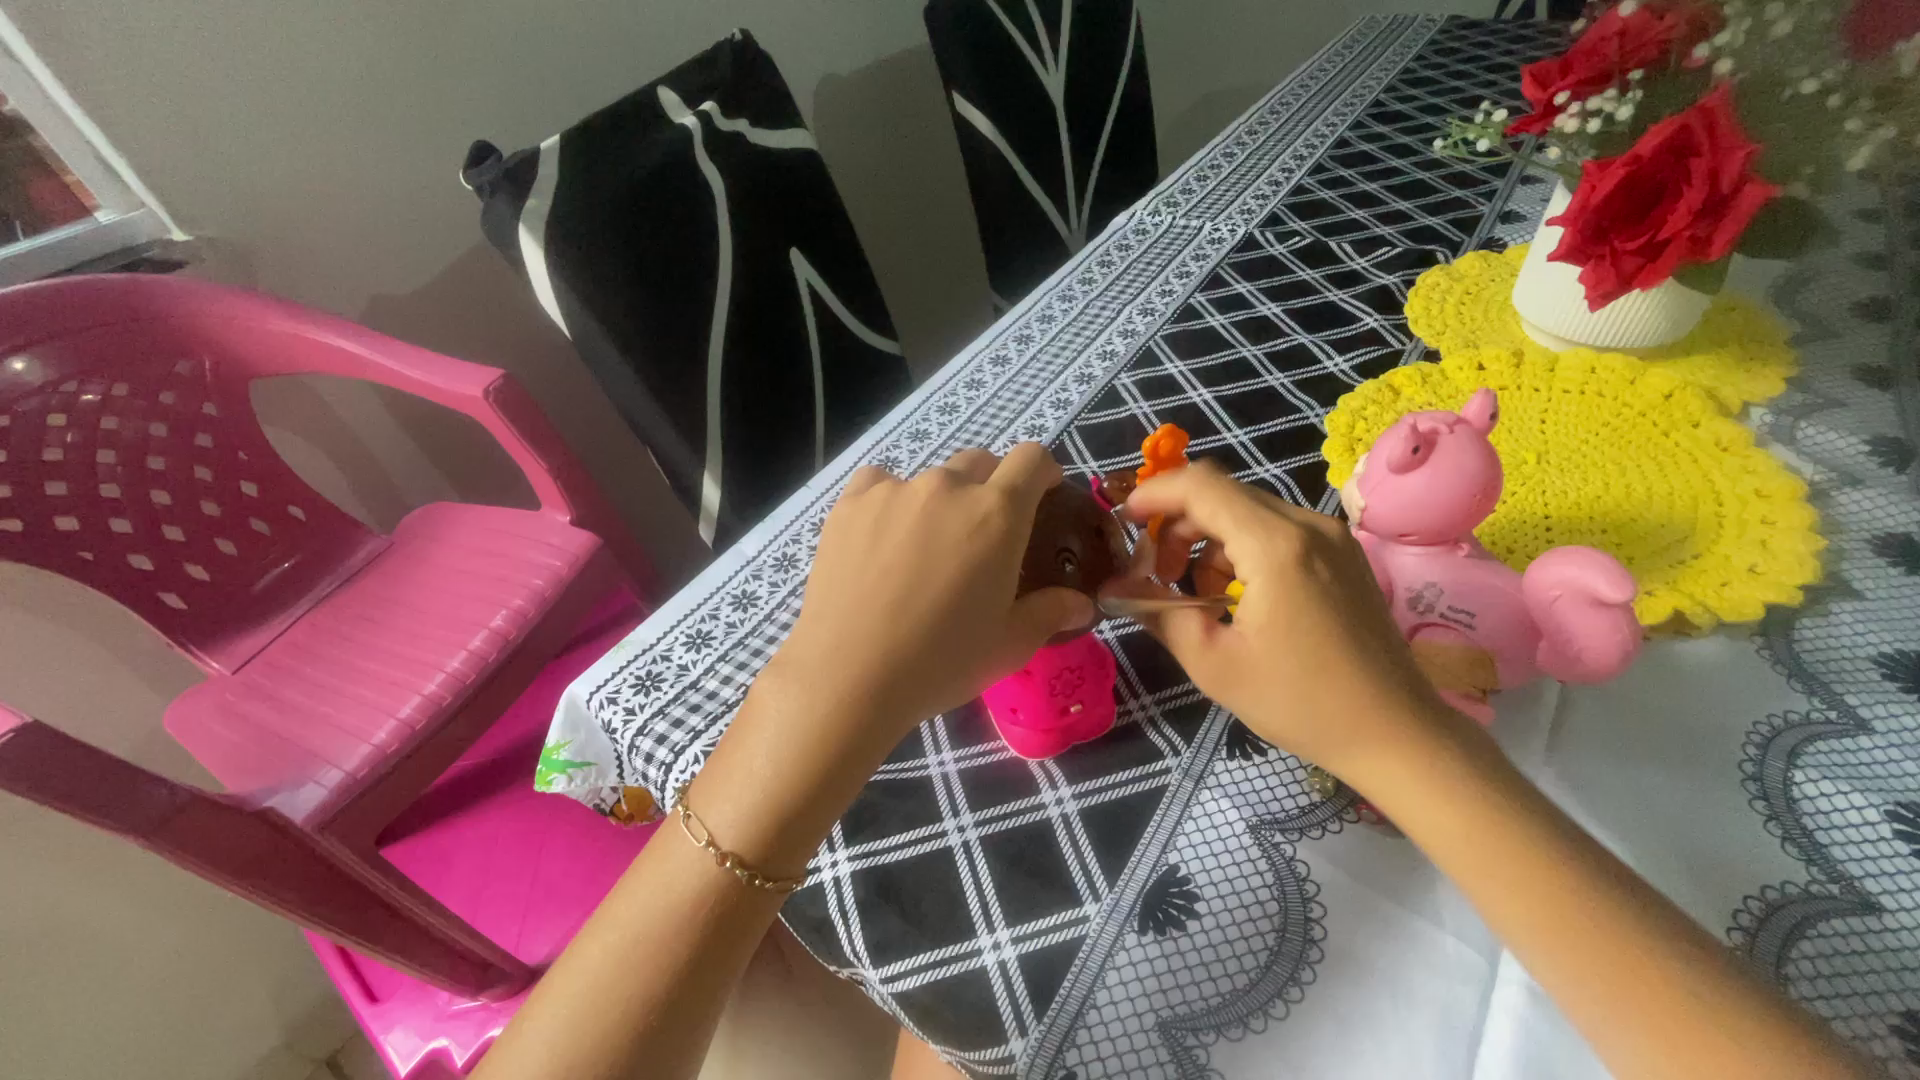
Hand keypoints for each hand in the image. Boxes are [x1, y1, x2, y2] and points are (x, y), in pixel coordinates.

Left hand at [773, 444, 1096, 744]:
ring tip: (927, 544)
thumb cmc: (941, 661)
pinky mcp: (849, 504)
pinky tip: (882, 536)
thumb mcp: (1008, 644)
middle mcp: (947, 488)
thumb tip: (1080, 604)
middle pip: (980, 462)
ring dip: (940, 499)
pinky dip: (889, 499)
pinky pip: (878, 483)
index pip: (1032, 459)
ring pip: (930, 476)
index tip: (1043, 495)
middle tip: (984, 532)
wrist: (849, 674)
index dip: (1043, 471)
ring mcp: (894, 491)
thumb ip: (1049, 613)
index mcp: (996, 514)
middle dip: (992, 486)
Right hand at [1119, 462, 1467, 780]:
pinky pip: (1277, 530)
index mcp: (1276, 546)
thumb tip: (1114, 588)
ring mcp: (1332, 537)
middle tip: (1157, 575)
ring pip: (1248, 511)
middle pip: (1223, 494)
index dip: (1154, 495)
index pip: (1201, 486)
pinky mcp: (1344, 554)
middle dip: (1177, 525)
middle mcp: (1308, 525)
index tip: (1123, 522)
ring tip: (1196, 594)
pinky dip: (1242, 548)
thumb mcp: (1214, 664)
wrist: (1396, 733)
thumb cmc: (1301, 703)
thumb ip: (1158, 613)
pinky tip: (1237, 595)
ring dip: (1208, 540)